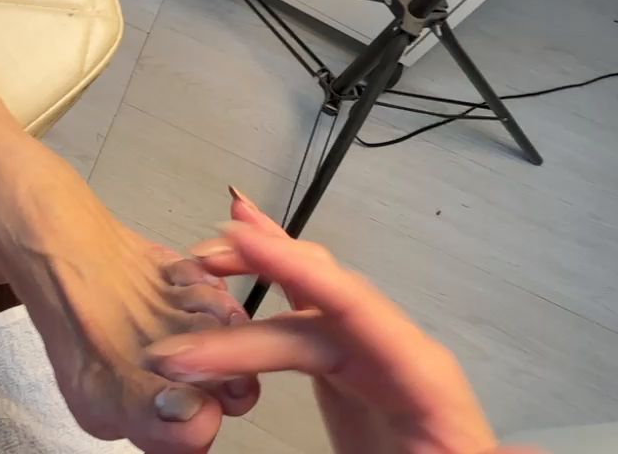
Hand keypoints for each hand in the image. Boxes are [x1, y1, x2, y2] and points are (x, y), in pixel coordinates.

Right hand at [144, 191, 538, 453]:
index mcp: (423, 379)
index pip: (352, 303)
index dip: (293, 265)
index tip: (239, 237)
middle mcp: (396, 353)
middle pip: (315, 294)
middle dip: (253, 278)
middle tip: (194, 268)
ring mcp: (370, 358)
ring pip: (305, 295)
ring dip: (254, 270)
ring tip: (207, 246)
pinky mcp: (348, 372)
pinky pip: (303, 314)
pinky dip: (272, 279)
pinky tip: (246, 248)